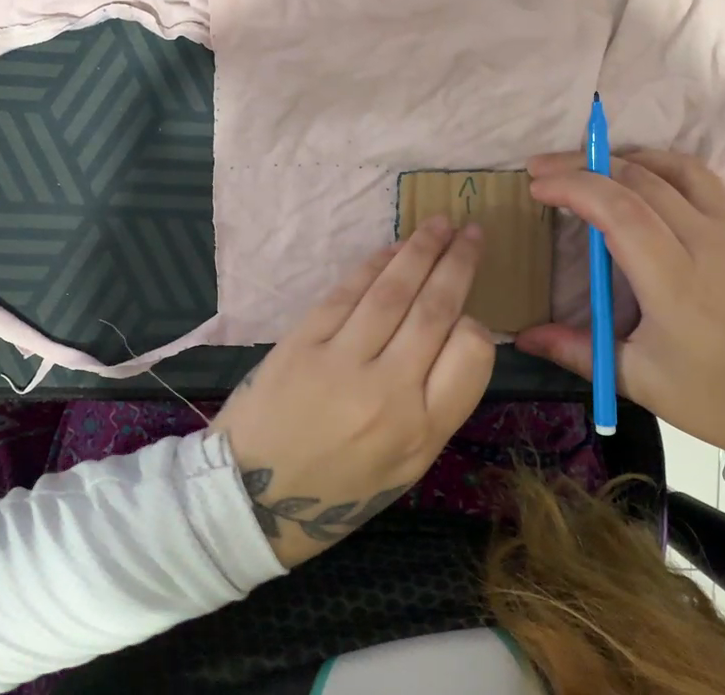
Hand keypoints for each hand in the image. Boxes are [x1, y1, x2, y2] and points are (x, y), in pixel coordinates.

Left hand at [212, 217, 496, 566]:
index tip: (468, 314)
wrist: (249, 501)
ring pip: (393, 292)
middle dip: (458, 264)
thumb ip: (436, 405)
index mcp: (421, 433)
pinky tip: (394, 248)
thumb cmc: (335, 492)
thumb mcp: (404, 468)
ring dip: (421, 251)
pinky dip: (374, 266)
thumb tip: (454, 334)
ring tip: (441, 224)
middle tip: (474, 232)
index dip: (476, 325)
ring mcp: (341, 363)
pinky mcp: (301, 344)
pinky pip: (347, 293)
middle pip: (435, 310)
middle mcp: (387, 393)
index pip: (472, 355)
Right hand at [517, 149, 724, 470]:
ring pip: (673, 168)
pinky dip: (662, 164)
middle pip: (640, 178)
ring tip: (585, 164)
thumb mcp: (644, 384)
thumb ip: (579, 352)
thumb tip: (522, 336)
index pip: (620, 209)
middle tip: (541, 170)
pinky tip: (640, 176)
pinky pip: (701, 179)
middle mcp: (705, 243)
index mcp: (676, 283)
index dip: (573, 186)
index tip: (536, 186)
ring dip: (623, 157)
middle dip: (583, 164)